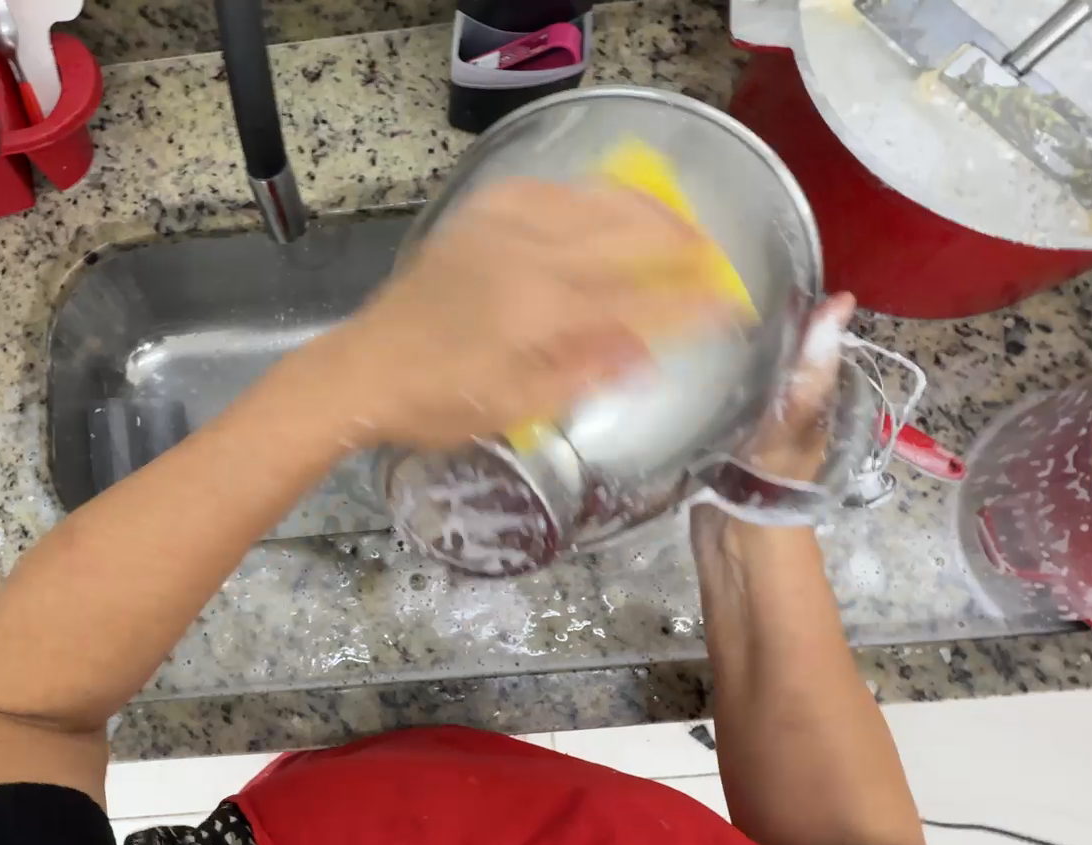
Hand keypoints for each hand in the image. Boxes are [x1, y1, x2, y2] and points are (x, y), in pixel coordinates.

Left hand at [276, 178, 746, 451]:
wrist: (361, 371)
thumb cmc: (433, 403)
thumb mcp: (512, 407)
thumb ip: (584, 376)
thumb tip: (647, 354)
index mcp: (542, 313)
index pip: (639, 301)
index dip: (691, 303)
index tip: (730, 304)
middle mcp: (529, 257)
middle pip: (630, 236)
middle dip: (683, 246)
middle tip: (716, 260)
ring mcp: (501, 229)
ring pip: (596, 201)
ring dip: (646, 212)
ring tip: (677, 228)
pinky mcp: (477, 217)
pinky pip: (550, 191)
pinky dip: (588, 197)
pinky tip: (602, 211)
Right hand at [692, 292, 854, 556]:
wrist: (736, 541)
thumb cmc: (772, 481)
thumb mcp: (792, 421)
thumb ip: (808, 371)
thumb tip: (839, 300)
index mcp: (805, 393)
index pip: (798, 335)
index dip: (780, 303)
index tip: (743, 269)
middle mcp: (775, 401)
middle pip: (758, 353)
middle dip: (733, 326)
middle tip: (690, 291)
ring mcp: (740, 421)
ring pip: (728, 376)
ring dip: (707, 356)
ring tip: (670, 321)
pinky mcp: (708, 438)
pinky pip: (702, 402)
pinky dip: (688, 387)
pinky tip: (664, 370)